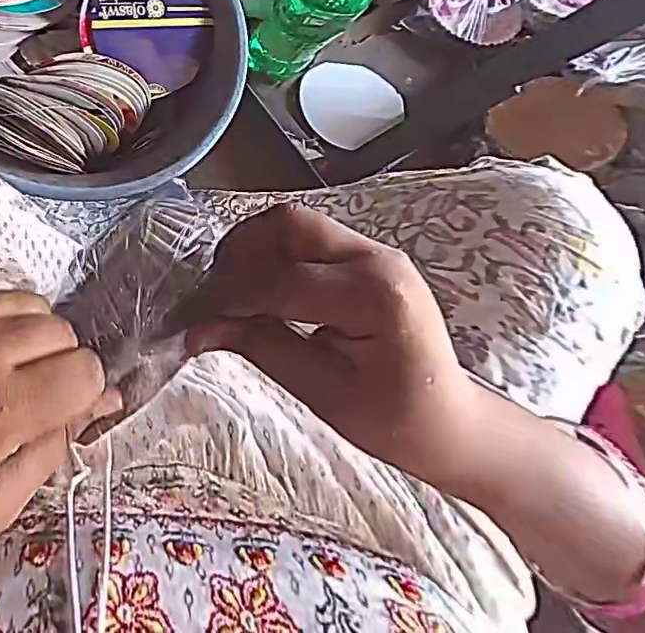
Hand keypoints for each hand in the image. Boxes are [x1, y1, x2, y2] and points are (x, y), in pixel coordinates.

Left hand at [0, 291, 118, 552]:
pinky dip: (8, 321)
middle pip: (65, 333)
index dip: (84, 395)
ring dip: (37, 338)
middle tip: (30, 399)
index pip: (83, 371)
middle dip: (61, 366)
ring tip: (7, 372)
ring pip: (38, 306)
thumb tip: (102, 401)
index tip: (62, 412)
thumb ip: (54, 451)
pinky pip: (2, 296)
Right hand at [177, 204, 488, 489]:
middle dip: (240, 252)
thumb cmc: (395, 420)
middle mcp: (376, 257)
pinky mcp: (367, 255)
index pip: (282, 280)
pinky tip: (261, 282)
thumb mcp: (322, 391)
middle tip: (213, 292)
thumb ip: (260, 346)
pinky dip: (275, 251)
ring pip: (295, 221)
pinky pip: (309, 236)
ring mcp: (375, 250)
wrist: (450, 422)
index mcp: (375, 295)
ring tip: (232, 285)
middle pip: (288, 225)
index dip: (231, 296)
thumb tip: (199, 329)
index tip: (194, 318)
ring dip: (255, 245)